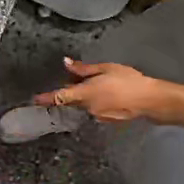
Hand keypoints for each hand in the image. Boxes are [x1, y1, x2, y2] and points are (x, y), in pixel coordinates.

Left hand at [33, 58, 171, 122]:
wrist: (149, 100)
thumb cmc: (128, 80)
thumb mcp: (105, 68)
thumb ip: (83, 69)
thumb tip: (66, 63)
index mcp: (85, 94)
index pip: (59, 97)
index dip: (45, 98)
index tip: (34, 99)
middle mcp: (87, 107)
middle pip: (71, 100)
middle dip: (70, 90)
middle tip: (76, 77)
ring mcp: (96, 115)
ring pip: (83, 105)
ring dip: (84, 96)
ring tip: (99, 84)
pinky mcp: (106, 120)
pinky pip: (94, 109)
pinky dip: (95, 102)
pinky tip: (109, 94)